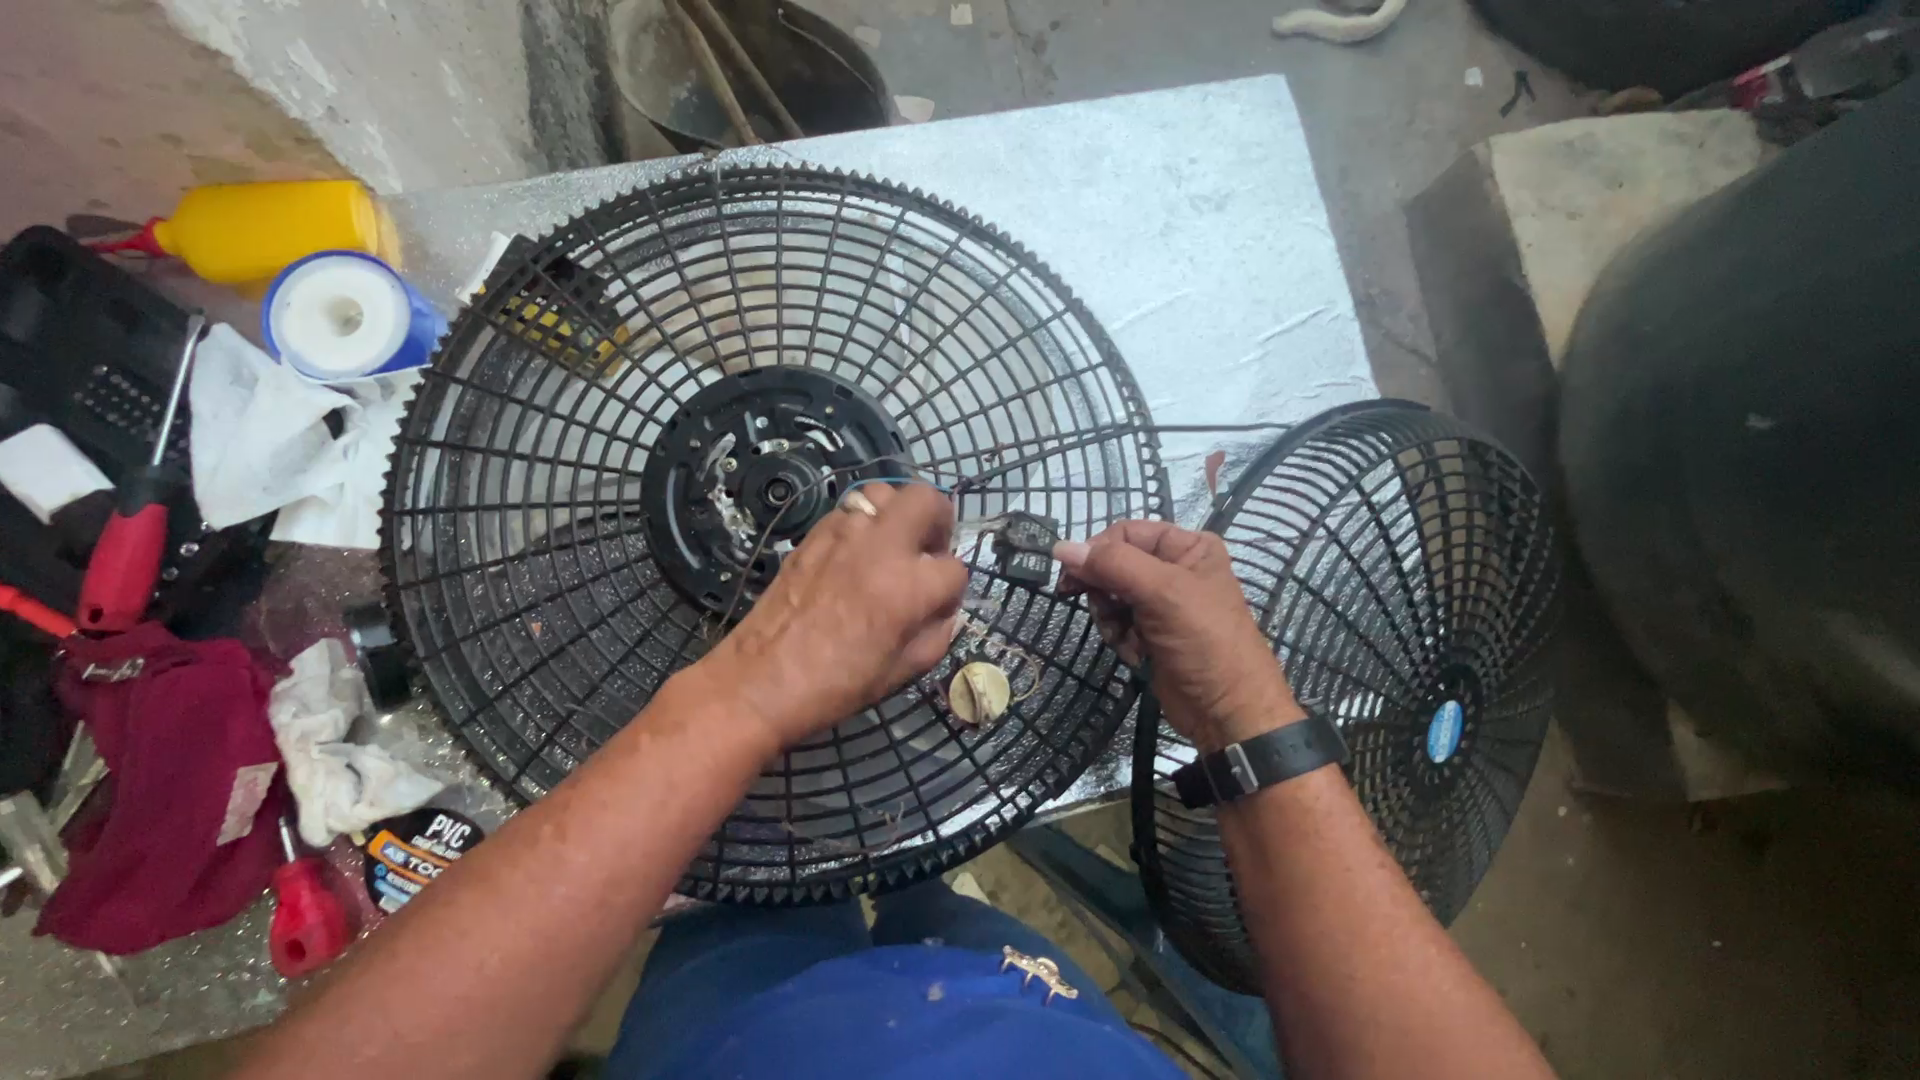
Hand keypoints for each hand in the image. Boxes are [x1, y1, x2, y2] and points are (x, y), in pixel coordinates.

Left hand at [703, 482, 967, 751]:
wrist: (763, 680)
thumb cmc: (838, 685)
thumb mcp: (905, 670)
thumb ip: (937, 631)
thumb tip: (942, 607)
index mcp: (910, 587)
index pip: (954, 568)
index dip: (951, 590)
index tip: (936, 606)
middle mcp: (882, 547)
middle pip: (927, 500)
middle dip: (939, 521)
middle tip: (927, 550)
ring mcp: (845, 533)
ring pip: (885, 493)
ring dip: (898, 514)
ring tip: (891, 544)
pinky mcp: (815, 532)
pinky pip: (850, 509)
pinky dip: (864, 523)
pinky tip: (856, 553)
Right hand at [1055, 521, 1302, 751]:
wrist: (1226, 712)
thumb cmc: (1204, 642)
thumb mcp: (1162, 593)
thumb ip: (1113, 565)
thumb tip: (1060, 547)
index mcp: (1188, 547)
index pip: (1125, 533)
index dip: (1098, 552)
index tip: (1074, 577)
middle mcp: (1175, 569)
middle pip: (1114, 564)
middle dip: (1104, 590)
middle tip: (1103, 611)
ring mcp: (1162, 603)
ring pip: (1110, 595)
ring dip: (1109, 618)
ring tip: (1125, 639)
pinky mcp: (1151, 632)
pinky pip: (1117, 622)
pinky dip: (1119, 637)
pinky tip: (1136, 655)